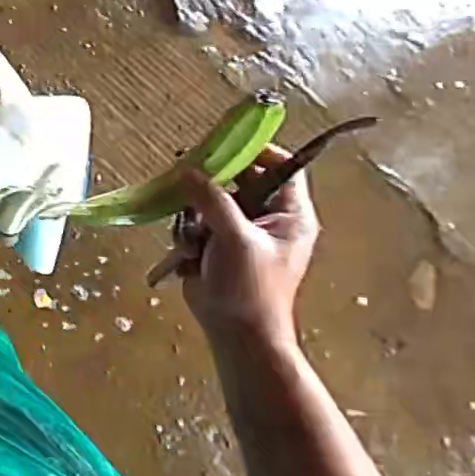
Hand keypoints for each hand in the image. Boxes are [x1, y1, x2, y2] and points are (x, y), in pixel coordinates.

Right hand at [179, 146, 319, 351]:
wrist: (235, 330)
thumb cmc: (249, 285)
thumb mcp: (235, 238)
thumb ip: (213, 200)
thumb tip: (188, 169)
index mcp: (289, 215)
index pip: (280, 168)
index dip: (255, 153)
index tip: (221, 145)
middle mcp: (266, 219)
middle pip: (236, 182)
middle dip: (209, 187)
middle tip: (185, 182)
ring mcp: (238, 232)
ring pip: (206, 203)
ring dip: (192, 218)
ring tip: (192, 241)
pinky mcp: (213, 244)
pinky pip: (192, 223)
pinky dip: (185, 234)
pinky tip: (187, 254)